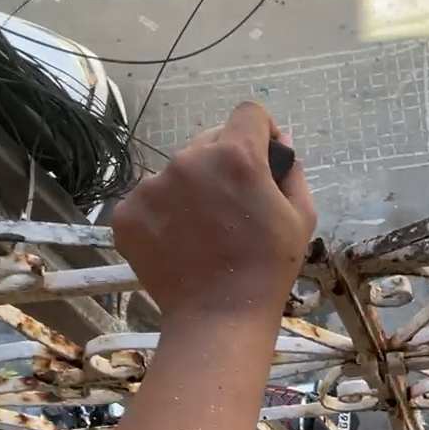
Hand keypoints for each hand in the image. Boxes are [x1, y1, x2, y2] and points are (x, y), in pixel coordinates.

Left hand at [111, 101, 315, 329]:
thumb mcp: (302, 218)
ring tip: (205, 232)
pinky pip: (150, 199)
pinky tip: (180, 243)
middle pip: (210, 141)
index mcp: (236, 157)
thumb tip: (278, 143)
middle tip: (235, 209)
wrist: (218, 316)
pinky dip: (165, 215)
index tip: (264, 157)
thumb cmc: (269, 269)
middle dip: (226, 164)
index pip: (249, 113)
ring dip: (193, 190)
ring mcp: (151, 185)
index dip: (261, 132)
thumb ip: (291, 171)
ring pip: (179, 172)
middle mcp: (188, 160)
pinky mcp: (126, 211)